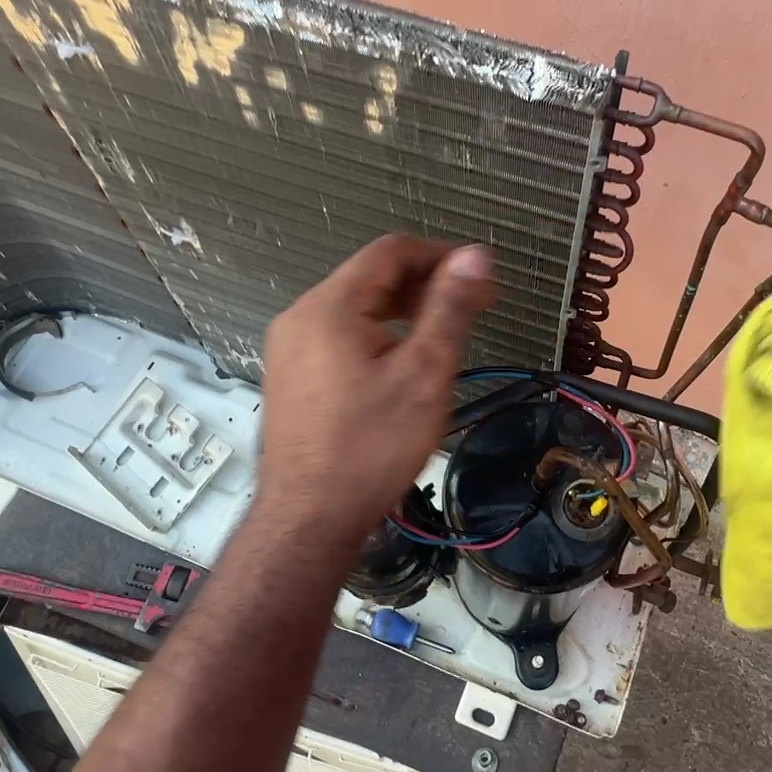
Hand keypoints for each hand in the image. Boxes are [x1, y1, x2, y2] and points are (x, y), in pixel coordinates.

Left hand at [254, 236, 497, 538]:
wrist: (310, 519)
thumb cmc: (371, 448)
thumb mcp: (424, 374)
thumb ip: (450, 309)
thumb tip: (477, 256)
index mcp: (329, 307)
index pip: (390, 252)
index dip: (441, 256)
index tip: (482, 277)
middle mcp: (300, 317)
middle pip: (371, 277)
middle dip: (426, 285)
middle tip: (475, 307)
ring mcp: (290, 349)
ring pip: (355, 309)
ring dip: (403, 310)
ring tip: (446, 334)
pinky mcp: (291, 377)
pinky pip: (339, 337)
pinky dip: (377, 335)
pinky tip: (403, 363)